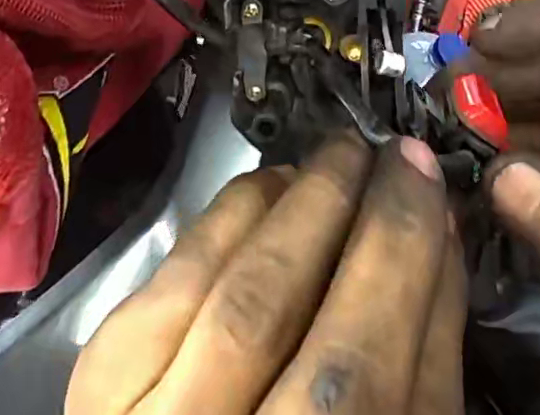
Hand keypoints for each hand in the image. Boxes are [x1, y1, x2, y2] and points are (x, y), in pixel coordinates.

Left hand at [66, 134, 465, 414]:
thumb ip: (424, 360)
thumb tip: (437, 232)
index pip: (389, 386)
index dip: (416, 268)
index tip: (433, 185)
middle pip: (327, 356)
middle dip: (378, 229)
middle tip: (399, 154)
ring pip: (247, 299)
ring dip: (308, 204)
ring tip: (344, 154)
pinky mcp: (101, 381)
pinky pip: (180, 274)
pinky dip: (238, 211)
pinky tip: (274, 184)